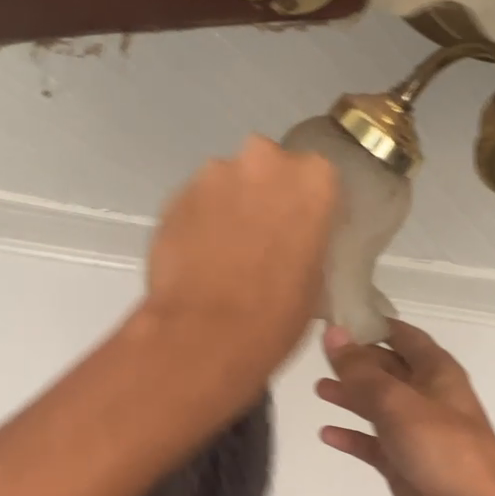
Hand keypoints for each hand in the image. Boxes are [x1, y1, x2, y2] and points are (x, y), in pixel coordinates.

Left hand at [140, 134, 337, 387]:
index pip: (319, 181)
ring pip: (229, 185)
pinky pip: (197, 204)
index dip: (311, 210)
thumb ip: (310, 243)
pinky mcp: (175, 196)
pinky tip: (199, 261)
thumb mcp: (317, 280)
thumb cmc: (276, 315)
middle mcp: (263, 160)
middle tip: (264, 243)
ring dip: (231, 209)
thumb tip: (298, 244)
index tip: (305, 234)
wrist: (205, 335)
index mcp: (313, 179)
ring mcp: (214, 174)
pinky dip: (201, 224)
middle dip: (267, 198)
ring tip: (226, 256)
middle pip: (270, 170)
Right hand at [317, 321, 494, 495]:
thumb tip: (333, 334)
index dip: (376, 325)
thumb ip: (362, 372)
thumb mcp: (398, 403)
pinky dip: (353, 437)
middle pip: (388, 371)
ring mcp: (415, 433)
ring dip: (351, 397)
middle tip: (318, 354)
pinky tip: (327, 433)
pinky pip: (373, 444)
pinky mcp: (403, 465)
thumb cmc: (442, 449)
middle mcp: (427, 398)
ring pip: (378, 407)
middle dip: (357, 362)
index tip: (340, 318)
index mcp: (437, 374)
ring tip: (318, 388)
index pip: (405, 337)